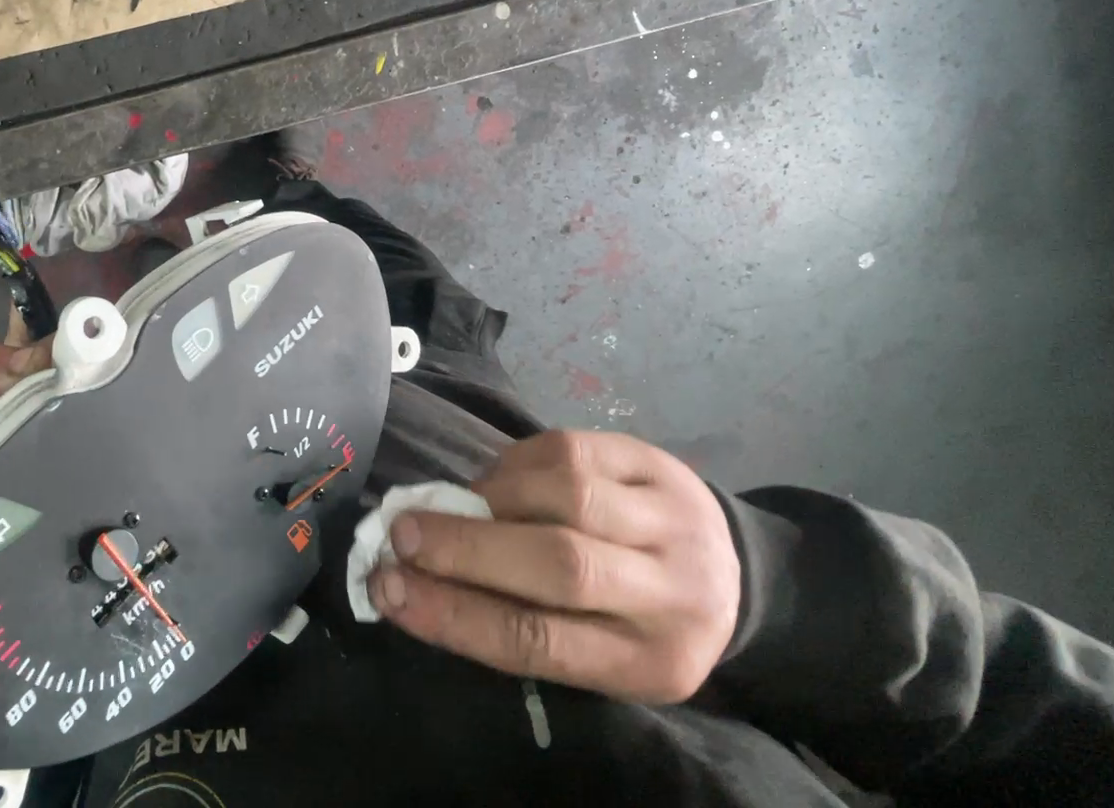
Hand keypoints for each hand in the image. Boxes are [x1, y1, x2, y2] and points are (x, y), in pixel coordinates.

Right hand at [367, 430, 740, 703]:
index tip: (388, 588)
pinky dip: (514, 463)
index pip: (539, 642)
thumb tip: (408, 574)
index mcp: (648, 663)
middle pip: (561, 566)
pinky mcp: (656, 462)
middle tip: (402, 535)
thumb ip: (508, 615)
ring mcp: (671, 520)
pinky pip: (568, 451)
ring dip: (491, 498)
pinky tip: (500, 481)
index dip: (453, 613)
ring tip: (457, 504)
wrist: (724, 571)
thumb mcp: (585, 648)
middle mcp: (673, 594)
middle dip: (465, 546)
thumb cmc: (629, 619)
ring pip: (567, 495)